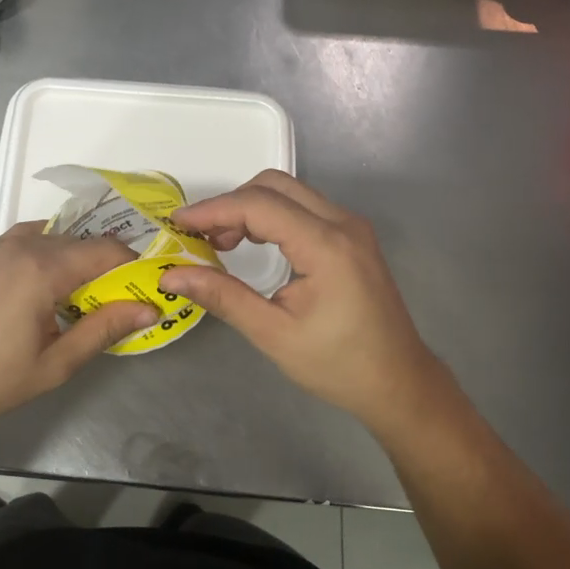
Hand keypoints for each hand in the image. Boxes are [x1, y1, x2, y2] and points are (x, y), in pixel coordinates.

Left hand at [0, 223, 156, 434]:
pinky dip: (53, 255)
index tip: (149, 291)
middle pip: (84, 242)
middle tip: (123, 302)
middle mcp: (23, 245)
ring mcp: (0, 246)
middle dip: (110, 267)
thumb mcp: (54, 364)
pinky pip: (33, 241)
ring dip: (80, 261)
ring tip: (90, 298)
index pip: (106, 251)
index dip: (134, 267)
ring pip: (59, 239)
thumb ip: (103, 329)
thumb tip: (148, 308)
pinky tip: (54, 288)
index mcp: (42, 269)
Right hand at [159, 170, 450, 426]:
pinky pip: (303, 208)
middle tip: (198, 238)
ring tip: (218, 244)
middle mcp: (343, 224)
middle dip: (229, 204)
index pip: (259, 205)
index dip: (212, 210)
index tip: (176, 224)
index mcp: (327, 246)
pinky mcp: (351, 236)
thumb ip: (223, 297)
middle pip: (274, 186)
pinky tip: (250, 244)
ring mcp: (351, 227)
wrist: (398, 382)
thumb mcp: (273, 334)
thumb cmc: (338, 365)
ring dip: (248, 208)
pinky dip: (269, 216)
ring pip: (289, 192)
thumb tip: (171, 277)